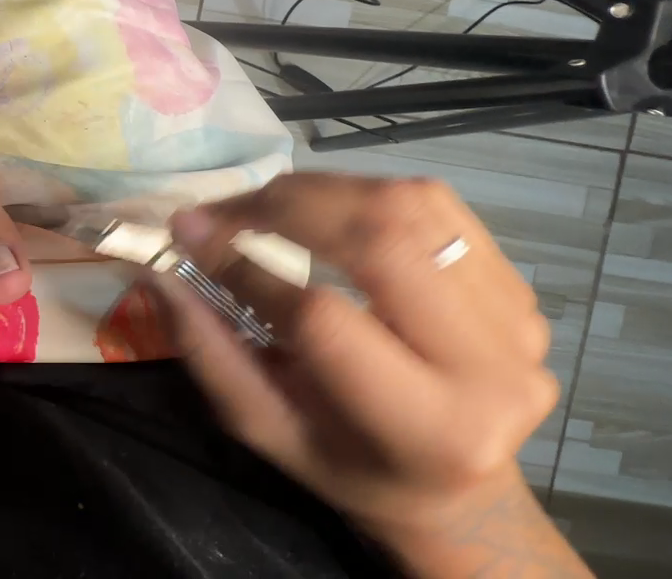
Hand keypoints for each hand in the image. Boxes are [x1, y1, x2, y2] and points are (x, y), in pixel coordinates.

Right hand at [156, 174, 577, 564]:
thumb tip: (153, 268)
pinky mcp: (518, 287)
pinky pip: (432, 204)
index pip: (323, 317)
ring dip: (317, 191)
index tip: (184, 233)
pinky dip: (361, 192)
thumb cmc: (343, 457)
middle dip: (282, 205)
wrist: (456, 481)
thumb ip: (206, 347)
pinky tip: (325, 213)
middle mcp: (489, 370)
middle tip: (221, 209)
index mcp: (423, 425)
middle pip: (381, 242)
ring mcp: (516, 322)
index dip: (243, 265)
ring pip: (407, 206)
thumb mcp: (261, 424)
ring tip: (264, 206)